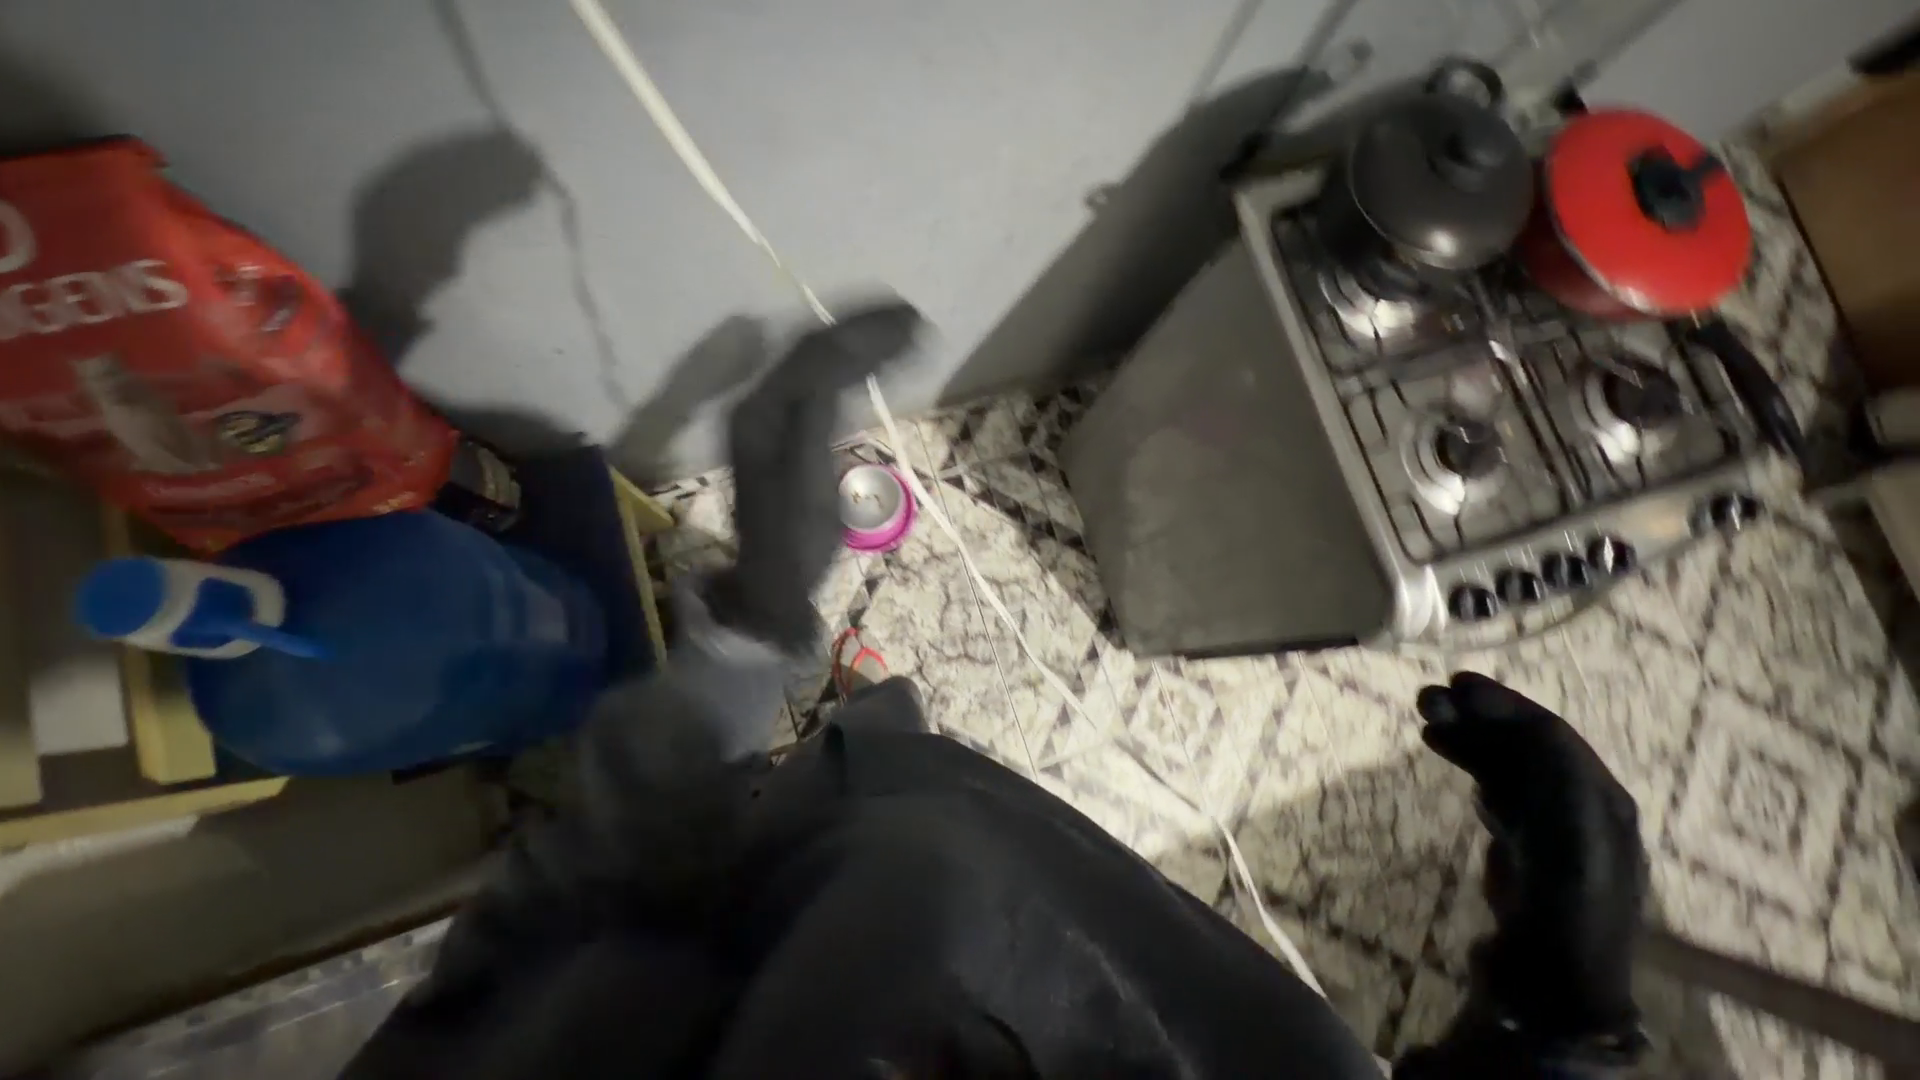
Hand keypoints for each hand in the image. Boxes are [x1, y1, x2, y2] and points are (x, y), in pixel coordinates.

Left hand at [707, 301, 924, 650]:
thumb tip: (833, 372)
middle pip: (815, 345)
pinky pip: (820, 381)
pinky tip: (880, 366)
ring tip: (909, 333)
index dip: (866, 334)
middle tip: (916, 320)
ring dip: (862, 341)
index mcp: (762, 411)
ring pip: (817, 359)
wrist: (772, 581)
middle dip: (865, 326)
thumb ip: (815, 426)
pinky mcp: (784, 427)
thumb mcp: (807, 488)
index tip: (915, 326)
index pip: (818, 354)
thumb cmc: (795, 543)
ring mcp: (769, 414)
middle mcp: (760, 401)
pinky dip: (854, 367)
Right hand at [1416, 672, 1647, 1051]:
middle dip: (1478, 716)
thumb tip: (1533, 726)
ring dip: (1467, 736)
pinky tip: (1442, 750)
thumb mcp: (1572, 835)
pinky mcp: (1521, 842)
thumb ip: (1559, 778)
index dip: (1505, 704)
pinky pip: (1494, 785)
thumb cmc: (1567, 904)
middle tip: (1426, 698)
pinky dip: (1469, 762)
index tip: (1457, 684)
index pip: (1549, 734)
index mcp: (1599, 798)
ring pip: (1504, 762)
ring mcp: (1548, 823)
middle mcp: (1579, 803)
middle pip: (1523, 744)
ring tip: (1425, 719)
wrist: (1553, 978)